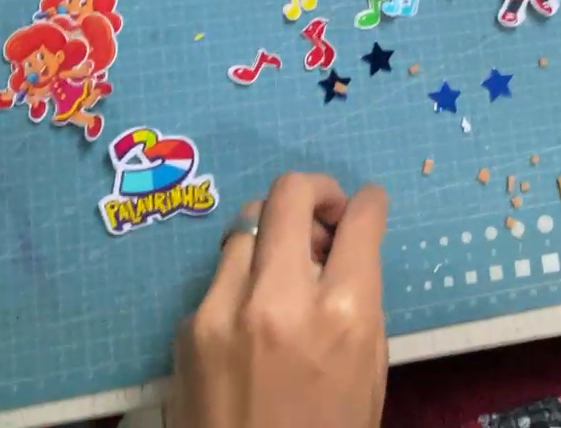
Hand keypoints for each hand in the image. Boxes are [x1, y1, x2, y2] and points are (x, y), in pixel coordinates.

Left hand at [172, 173, 389, 427]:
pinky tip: (250, 316)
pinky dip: (242, 280)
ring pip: (249, 224)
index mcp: (344, 314)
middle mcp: (281, 297)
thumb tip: (342, 246)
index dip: (369, 202)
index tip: (366, 204)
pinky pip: (222, 274)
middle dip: (316, 191)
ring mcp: (226, 308)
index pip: (361, 219)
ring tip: (283, 267)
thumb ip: (361, 297)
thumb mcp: (370, 369)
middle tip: (324, 215)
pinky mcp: (190, 326)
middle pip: (290, 193)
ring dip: (274, 236)